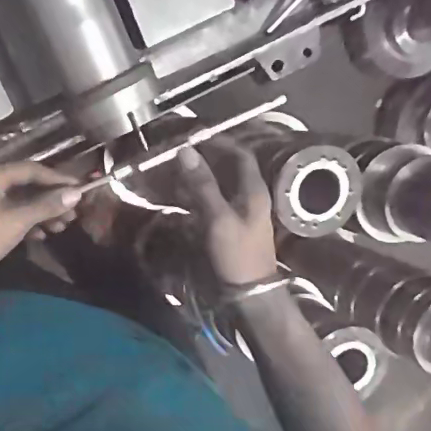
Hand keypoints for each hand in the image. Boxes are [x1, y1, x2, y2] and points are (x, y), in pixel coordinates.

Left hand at [0, 162, 80, 287]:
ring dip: (42, 213)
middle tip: (72, 214)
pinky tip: (40, 236)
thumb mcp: (18, 221)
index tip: (80, 190)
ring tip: (61, 227)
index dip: (58, 179)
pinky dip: (27, 222)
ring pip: (20, 201)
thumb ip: (47, 206)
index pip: (33, 170)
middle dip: (51, 200)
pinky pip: (10, 213)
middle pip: (27, 185)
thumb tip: (76, 194)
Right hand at [176, 139, 278, 286]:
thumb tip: (186, 151)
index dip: (219, 142)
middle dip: (207, 158)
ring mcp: (243, 214)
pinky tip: (183, 196)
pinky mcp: (233, 228)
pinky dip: (200, 195)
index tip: (195, 137)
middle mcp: (251, 197)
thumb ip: (203, 184)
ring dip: (201, 177)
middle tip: (181, 153)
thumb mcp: (218, 218)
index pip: (240, 155)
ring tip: (177, 171)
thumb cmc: (237, 254)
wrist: (249, 293)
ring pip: (222, 186)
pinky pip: (216, 202)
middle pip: (230, 169)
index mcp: (254, 190)